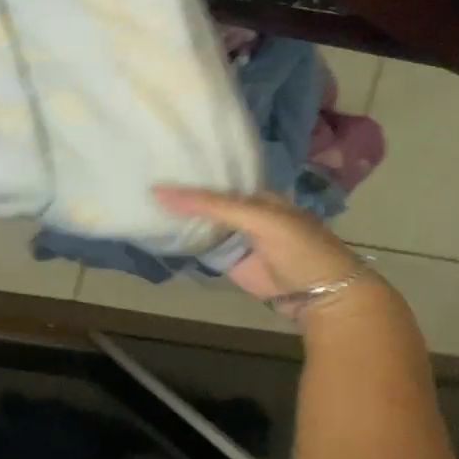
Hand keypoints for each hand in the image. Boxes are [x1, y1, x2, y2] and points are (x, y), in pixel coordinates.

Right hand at [154, 186, 397, 325]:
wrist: (323, 298)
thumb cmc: (301, 249)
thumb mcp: (259, 219)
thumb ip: (210, 205)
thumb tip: (156, 190)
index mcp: (257, 198)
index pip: (216, 179)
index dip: (189, 171)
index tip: (154, 160)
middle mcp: (242, 215)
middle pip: (202, 200)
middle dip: (176, 193)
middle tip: (136, 176)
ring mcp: (232, 237)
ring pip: (195, 221)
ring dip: (171, 214)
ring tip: (135, 197)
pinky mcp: (223, 259)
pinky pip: (194, 244)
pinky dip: (174, 236)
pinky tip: (148, 223)